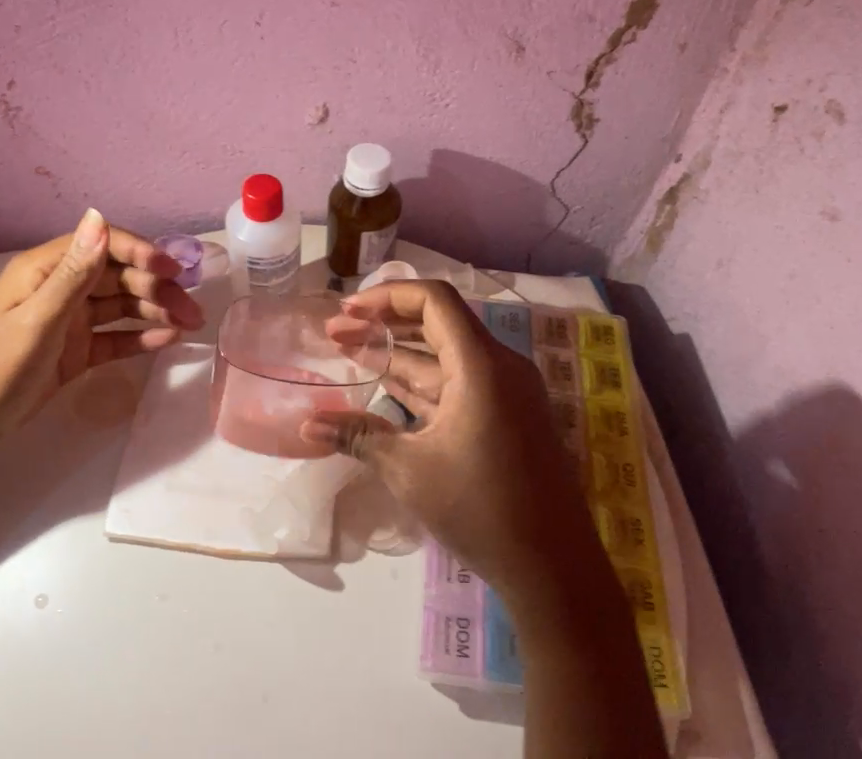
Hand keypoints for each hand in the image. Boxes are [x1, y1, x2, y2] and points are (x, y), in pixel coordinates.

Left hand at [0, 209, 200, 439]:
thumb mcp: (38, 320)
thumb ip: (74, 273)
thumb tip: (99, 217)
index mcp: (45, 270)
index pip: (102, 246)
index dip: (141, 252)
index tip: (174, 270)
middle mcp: (62, 287)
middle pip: (120, 277)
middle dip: (159, 288)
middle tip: (194, 310)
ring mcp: (71, 319)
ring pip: (124, 305)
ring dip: (158, 311)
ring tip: (192, 324)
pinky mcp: (78, 349)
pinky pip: (118, 336)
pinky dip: (143, 336)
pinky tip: (170, 340)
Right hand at [304, 281, 605, 602]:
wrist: (553, 565)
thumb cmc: (481, 510)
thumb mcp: (411, 471)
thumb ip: (359, 437)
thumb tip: (308, 424)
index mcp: (481, 365)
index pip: (434, 301)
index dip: (387, 296)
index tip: (347, 311)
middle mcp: (498, 367)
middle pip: (437, 325)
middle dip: (384, 325)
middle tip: (335, 332)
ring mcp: (506, 393)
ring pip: (446, 358)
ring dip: (400, 355)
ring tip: (349, 353)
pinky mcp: (507, 417)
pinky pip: (459, 384)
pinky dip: (422, 383)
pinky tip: (385, 386)